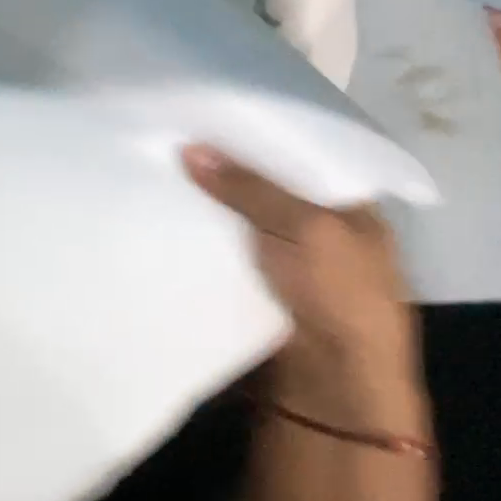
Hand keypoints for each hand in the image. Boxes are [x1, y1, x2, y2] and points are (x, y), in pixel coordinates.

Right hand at [183, 146, 425, 429]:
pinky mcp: (251, 285)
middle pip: (260, 188)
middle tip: (165, 143)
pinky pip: (216, 250)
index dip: (255, 141)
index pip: (299, 161)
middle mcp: (318, 230)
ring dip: (199, 206)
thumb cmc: (339, 296)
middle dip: (218, 171)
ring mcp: (283, 260)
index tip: (204, 120)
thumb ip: (250, 188)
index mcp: (351, 211)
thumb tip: (189, 148)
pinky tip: (159, 218)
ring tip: (150, 175)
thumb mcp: (306, 228)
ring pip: (233, 219)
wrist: (330, 380)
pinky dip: (192, 238)